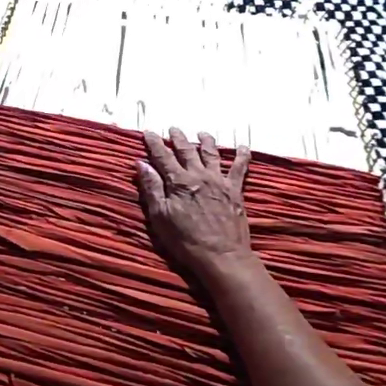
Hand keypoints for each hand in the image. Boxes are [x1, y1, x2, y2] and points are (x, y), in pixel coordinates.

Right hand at [136, 128, 254, 279]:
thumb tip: (141, 163)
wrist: (221, 256)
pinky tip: (244, 147)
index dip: (154, 143)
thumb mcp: (160, 216)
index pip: (162, 156)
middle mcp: (199, 175)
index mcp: (179, 181)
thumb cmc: (185, 240)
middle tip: (172, 129)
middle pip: (187, 150)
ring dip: (205, 141)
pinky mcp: (235, 191)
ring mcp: (219, 182)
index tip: (148, 132)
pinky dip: (242, 156)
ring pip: (211, 154)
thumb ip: (151, 187)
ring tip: (202, 133)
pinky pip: (239, 169)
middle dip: (178, 138)